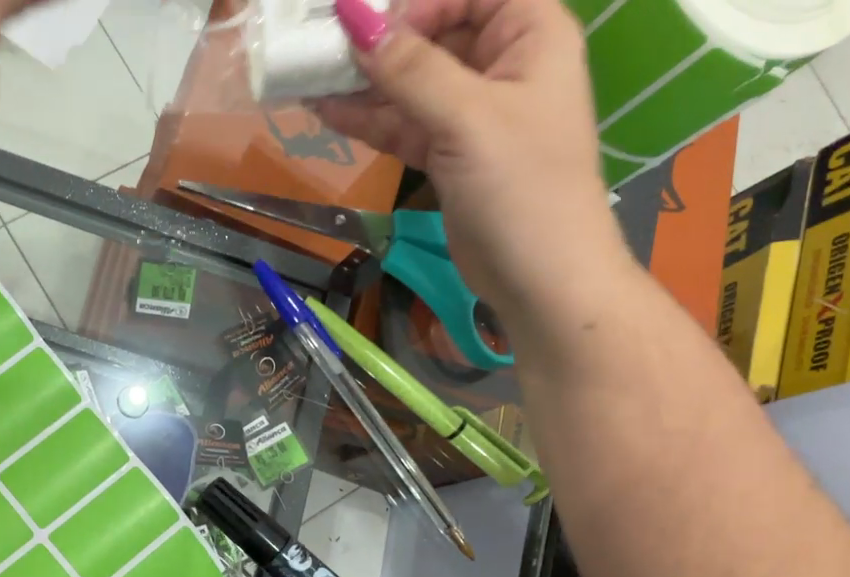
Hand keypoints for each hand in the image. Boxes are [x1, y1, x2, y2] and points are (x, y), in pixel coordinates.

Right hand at [315, 0, 629, 316]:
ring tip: (309, 79)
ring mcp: (474, 113)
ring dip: (366, 82)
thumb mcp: (466, 118)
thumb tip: (353, 15)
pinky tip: (327, 112)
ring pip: (412, 82)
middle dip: (383, 41)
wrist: (540, 277)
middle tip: (323, 49)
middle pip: (436, 32)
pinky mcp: (449, 154)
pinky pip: (404, 123)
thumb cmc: (521, 187)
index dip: (419, 3)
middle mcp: (504, 63)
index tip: (367, 27)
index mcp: (531, 34)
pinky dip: (369, 119)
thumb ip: (409, 68)